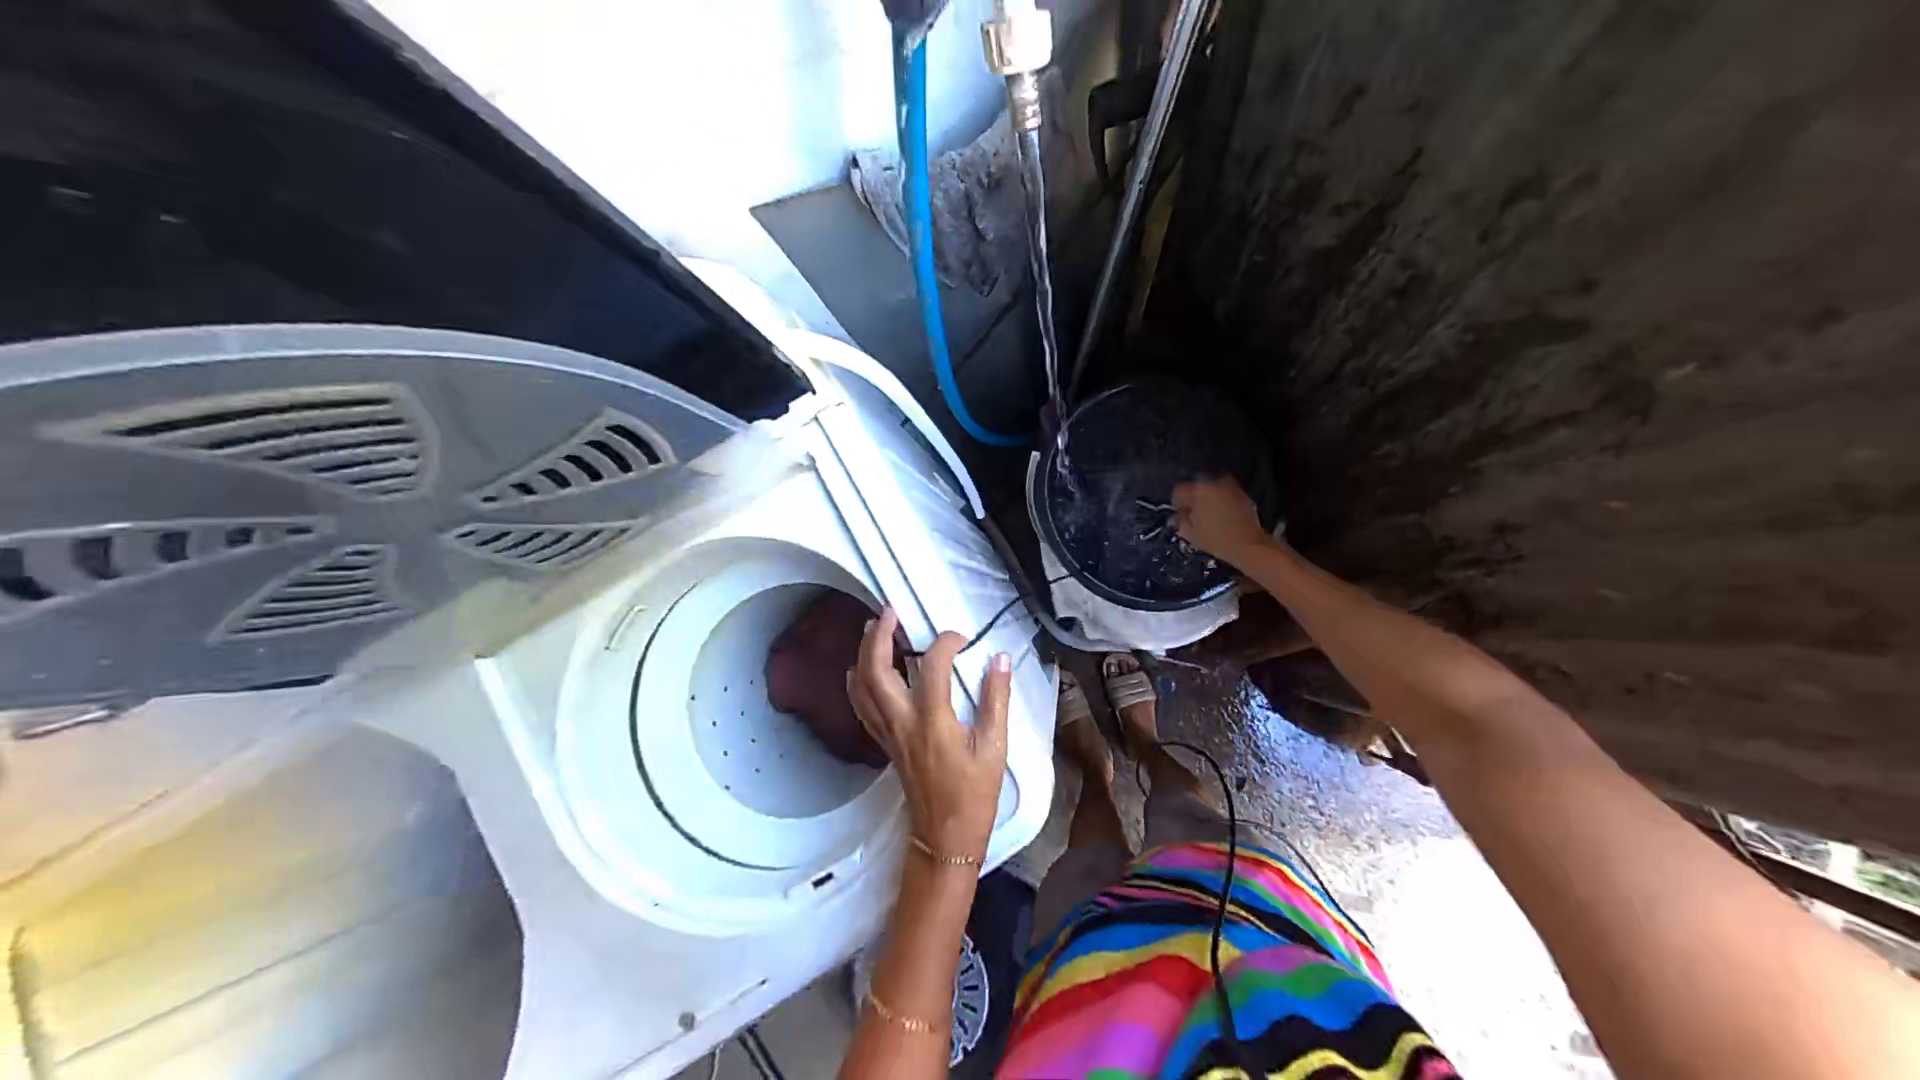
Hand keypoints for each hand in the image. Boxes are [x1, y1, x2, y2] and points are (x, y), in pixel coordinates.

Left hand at [849, 608, 1010, 862]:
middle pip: (876, 670)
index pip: (933, 666)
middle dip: (879, 635)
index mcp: (933, 722)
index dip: (946, 643)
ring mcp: (887, 733)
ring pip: (862, 686)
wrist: (944, 838)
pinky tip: (861, 668)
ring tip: (874, 628)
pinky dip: (857, 680)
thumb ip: (996, 700)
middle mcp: (902, 722)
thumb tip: (999, 659)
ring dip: (864, 652)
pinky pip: (861, 705)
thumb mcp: (995, 749)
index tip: (962, 637)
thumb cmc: (974, 796)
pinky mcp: (883, 742)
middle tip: (891, 611)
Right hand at [1173, 475, 1269, 561]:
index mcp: (1198, 491)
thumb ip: (1180, 521)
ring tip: (1208, 516)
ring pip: (1213, 490)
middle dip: (1193, 500)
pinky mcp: (1243, 496)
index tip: (1179, 512)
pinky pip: (1227, 495)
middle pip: (1197, 488)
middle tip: (1193, 515)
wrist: (1247, 545)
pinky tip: (1222, 517)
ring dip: (1208, 500)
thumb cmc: (1218, 540)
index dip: (1177, 503)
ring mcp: (1231, 489)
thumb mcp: (1190, 534)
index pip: (1179, 491)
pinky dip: (1222, 502)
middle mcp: (1215, 485)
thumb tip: (1178, 517)